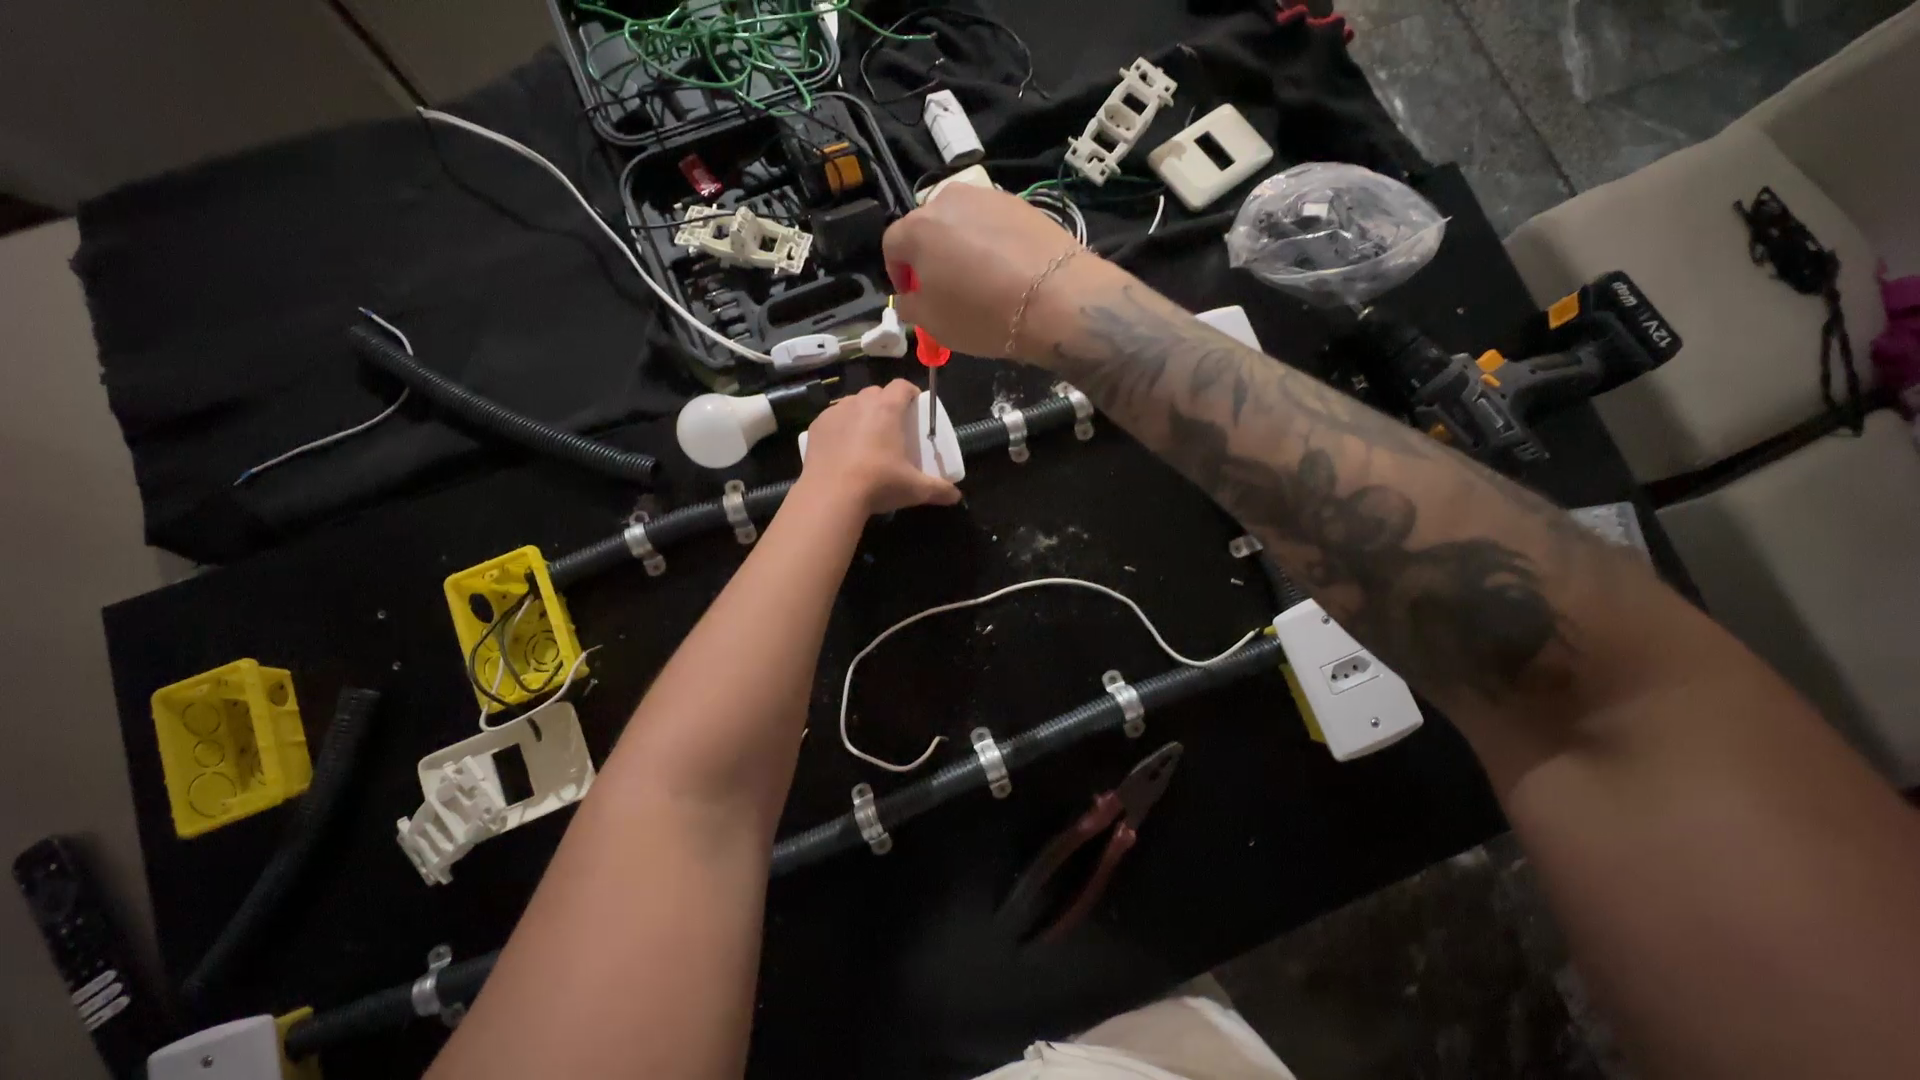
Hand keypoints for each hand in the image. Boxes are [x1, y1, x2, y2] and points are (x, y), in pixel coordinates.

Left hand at [799, 380, 961, 514]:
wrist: (831, 495)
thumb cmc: (878, 484)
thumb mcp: (914, 489)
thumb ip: (938, 489)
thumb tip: (956, 496)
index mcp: (887, 409)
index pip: (902, 386)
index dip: (910, 392)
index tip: (914, 406)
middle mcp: (860, 403)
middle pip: (876, 393)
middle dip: (885, 404)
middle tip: (891, 427)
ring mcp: (834, 412)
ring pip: (852, 403)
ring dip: (861, 414)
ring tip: (865, 437)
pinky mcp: (816, 426)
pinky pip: (833, 419)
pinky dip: (840, 427)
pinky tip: (843, 449)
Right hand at [883, 184, 1125, 360]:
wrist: (1056, 298)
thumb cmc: (982, 313)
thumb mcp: (933, 323)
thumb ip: (909, 306)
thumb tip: (909, 297)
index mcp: (917, 227)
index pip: (892, 246)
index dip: (898, 274)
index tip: (913, 296)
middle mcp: (948, 200)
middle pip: (927, 227)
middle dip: (930, 256)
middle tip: (945, 287)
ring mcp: (988, 196)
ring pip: (962, 222)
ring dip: (961, 245)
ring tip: (979, 278)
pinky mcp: (1021, 203)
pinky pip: (993, 223)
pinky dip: (992, 241)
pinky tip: (1006, 269)